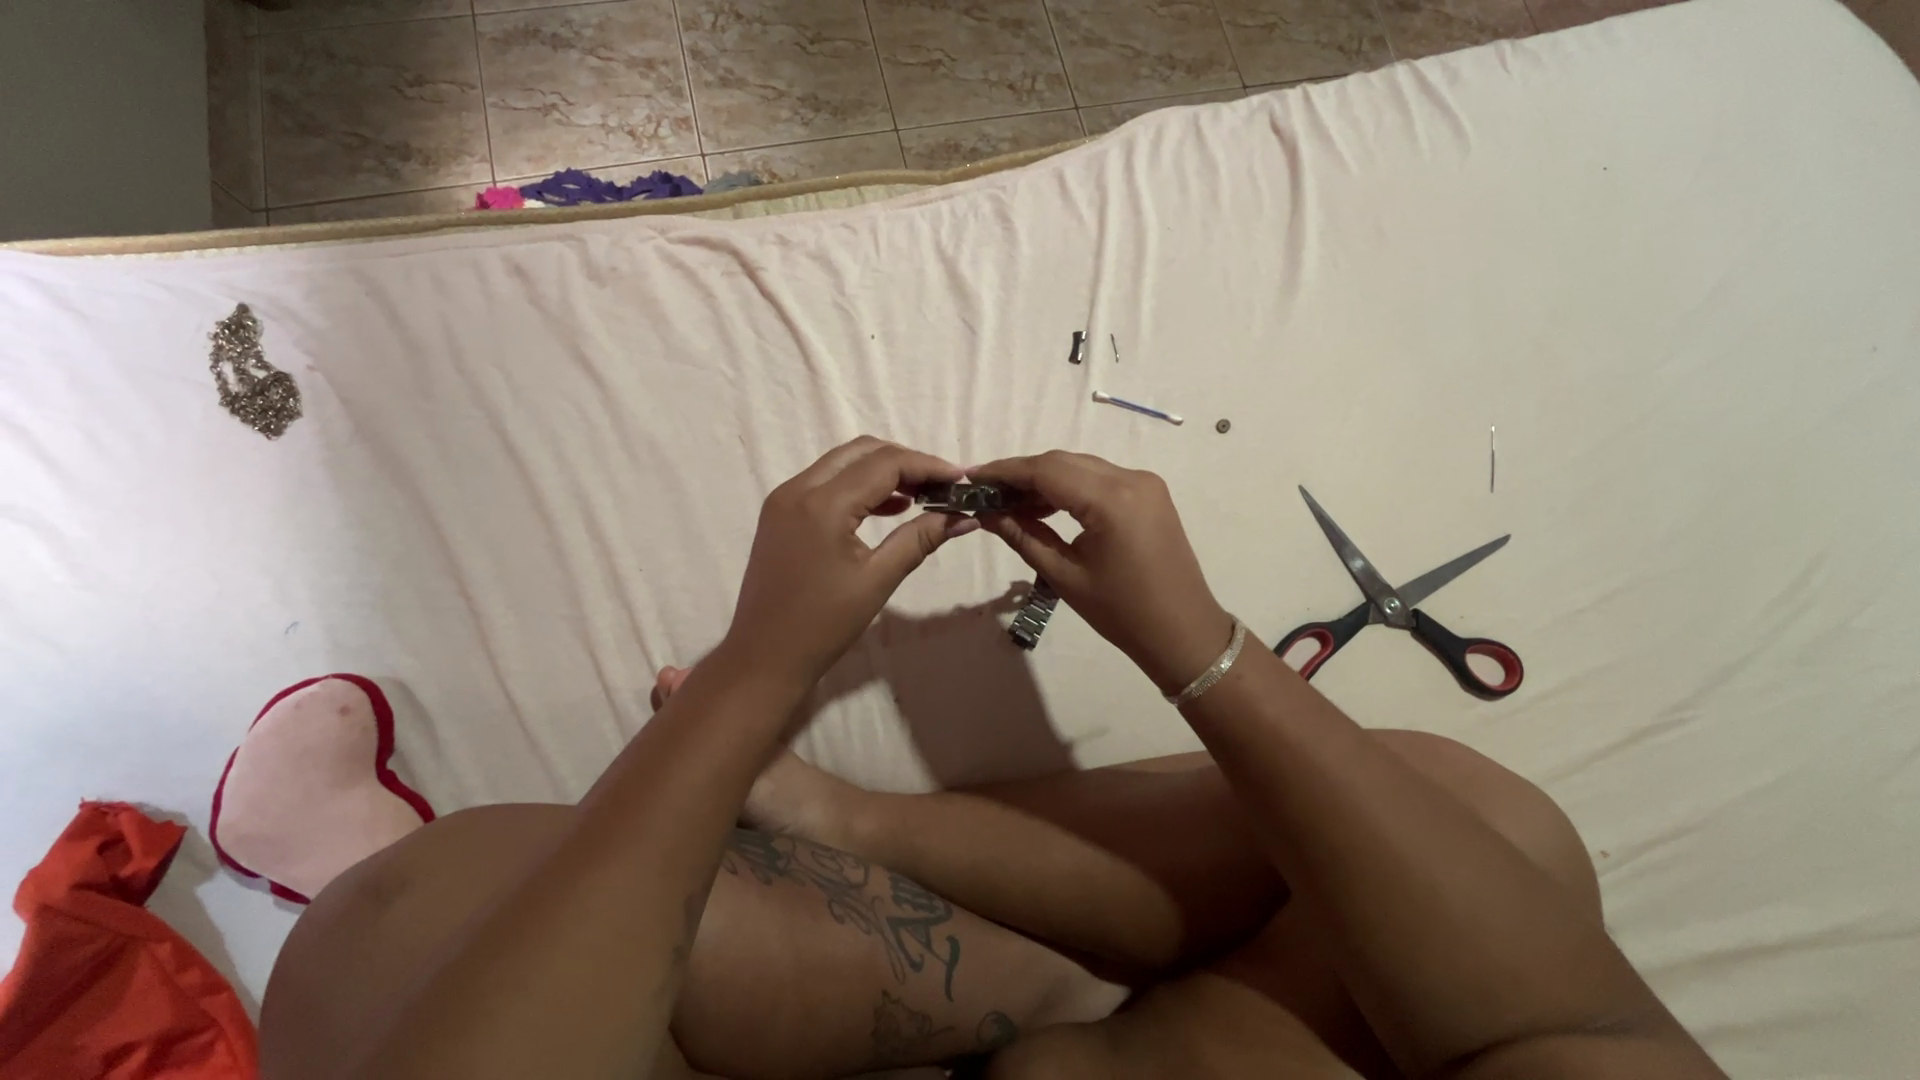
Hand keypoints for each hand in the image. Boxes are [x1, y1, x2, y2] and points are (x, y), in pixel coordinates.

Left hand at [721, 437, 975, 687]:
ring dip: (882, 471)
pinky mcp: (780, 513)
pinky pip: (825, 482)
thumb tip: (964, 517)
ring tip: (922, 496)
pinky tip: (889, 508)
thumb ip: (920, 539)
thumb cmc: (823, 624)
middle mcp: (798, 488)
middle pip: (862, 452)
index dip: (927, 466)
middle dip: (906, 462)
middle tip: (942, 485)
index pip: (884, 464)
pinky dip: (858, 485)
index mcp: (823, 504)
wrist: (764, 656)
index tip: (961, 479)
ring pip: (842, 462)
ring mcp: (784, 499)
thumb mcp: (878, 579)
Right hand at [969, 451, 1232, 694]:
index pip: (1046, 470)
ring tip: (1010, 505)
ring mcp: (1144, 483)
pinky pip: (1099, 478)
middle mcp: (1131, 479)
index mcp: (1111, 500)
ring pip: (1080, 467)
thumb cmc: (1121, 612)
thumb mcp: (1064, 576)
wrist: (1182, 631)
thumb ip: (1023, 537)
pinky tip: (1045, 508)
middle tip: (986, 495)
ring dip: (1045, 480)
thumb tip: (987, 513)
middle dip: (1022, 475)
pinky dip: (1069, 487)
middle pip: (1062, 462)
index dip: (1004, 472)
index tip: (972, 478)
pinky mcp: (1149, 493)